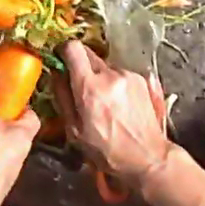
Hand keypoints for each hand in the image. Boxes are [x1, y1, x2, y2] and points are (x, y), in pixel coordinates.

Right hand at [61, 42, 172, 187]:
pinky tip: (119, 104)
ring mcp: (127, 75)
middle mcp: (109, 74)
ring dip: (100, 77)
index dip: (64, 51)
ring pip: (104, 65)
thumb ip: (63, 97)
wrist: (148, 157)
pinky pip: (119, 74)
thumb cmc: (108, 151)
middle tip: (82, 87)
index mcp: (89, 87)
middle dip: (81, 67)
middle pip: (88, 54)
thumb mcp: (75, 130)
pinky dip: (115, 83)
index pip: (73, 48)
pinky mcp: (140, 80)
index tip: (62, 60)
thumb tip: (56, 74)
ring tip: (104, 102)